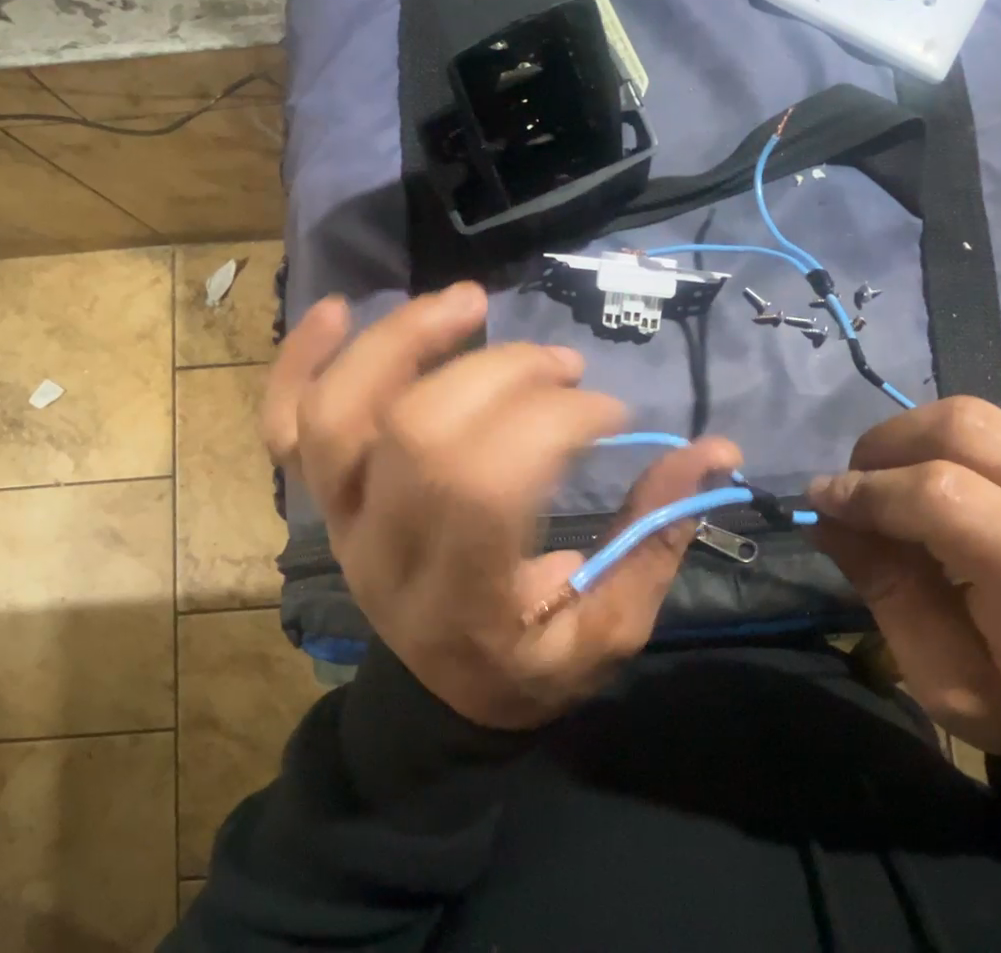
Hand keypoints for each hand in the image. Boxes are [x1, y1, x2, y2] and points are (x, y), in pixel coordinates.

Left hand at [261, 283, 741, 729]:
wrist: (442, 698)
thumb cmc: (531, 667)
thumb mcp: (608, 630)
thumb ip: (656, 542)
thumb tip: (715, 449)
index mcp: (462, 602)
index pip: (483, 487)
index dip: (551, 425)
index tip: (609, 411)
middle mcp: (385, 555)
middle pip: (418, 435)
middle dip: (502, 376)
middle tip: (563, 366)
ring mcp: (342, 522)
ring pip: (339, 416)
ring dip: (402, 342)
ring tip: (473, 303)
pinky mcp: (323, 501)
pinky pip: (285, 425)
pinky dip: (300, 361)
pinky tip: (338, 309)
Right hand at [806, 398, 1000, 764]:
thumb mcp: (940, 679)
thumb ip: (886, 589)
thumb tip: (825, 515)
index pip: (946, 496)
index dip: (869, 490)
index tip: (819, 501)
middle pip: (966, 429)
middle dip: (886, 446)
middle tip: (852, 488)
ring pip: (981, 417)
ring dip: (914, 442)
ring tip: (887, 487)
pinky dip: (949, 451)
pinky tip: (939, 494)